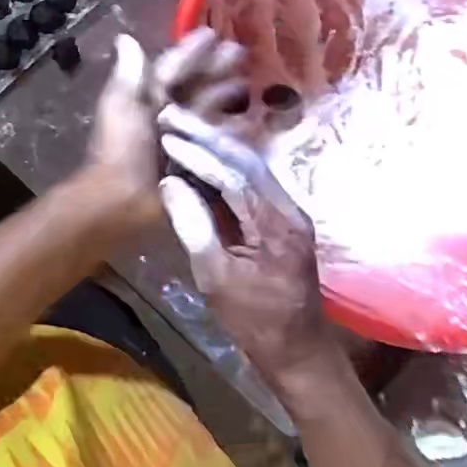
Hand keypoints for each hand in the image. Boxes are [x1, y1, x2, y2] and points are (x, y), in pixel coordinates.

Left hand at [82, 30, 250, 235]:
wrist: (122, 201)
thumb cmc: (121, 150)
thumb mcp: (122, 107)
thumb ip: (130, 76)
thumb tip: (127, 38)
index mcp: (145, 99)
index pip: (172, 69)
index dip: (191, 52)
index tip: (212, 34)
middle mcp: (164, 115)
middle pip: (194, 87)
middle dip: (216, 69)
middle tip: (242, 52)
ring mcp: (180, 138)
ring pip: (207, 110)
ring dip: (226, 95)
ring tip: (251, 82)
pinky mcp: (193, 161)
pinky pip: (216, 140)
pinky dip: (232, 129)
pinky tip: (251, 122)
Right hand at [159, 105, 337, 383]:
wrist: (299, 350)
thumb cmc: (254, 322)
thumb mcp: (215, 278)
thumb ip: (193, 226)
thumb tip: (169, 183)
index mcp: (276, 225)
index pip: (233, 176)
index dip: (197, 154)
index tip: (167, 137)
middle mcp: (288, 208)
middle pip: (245, 159)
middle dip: (206, 136)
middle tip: (171, 115)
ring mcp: (289, 211)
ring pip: (250, 165)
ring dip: (215, 146)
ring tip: (180, 128)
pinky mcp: (282, 217)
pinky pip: (251, 180)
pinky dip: (223, 165)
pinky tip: (200, 156)